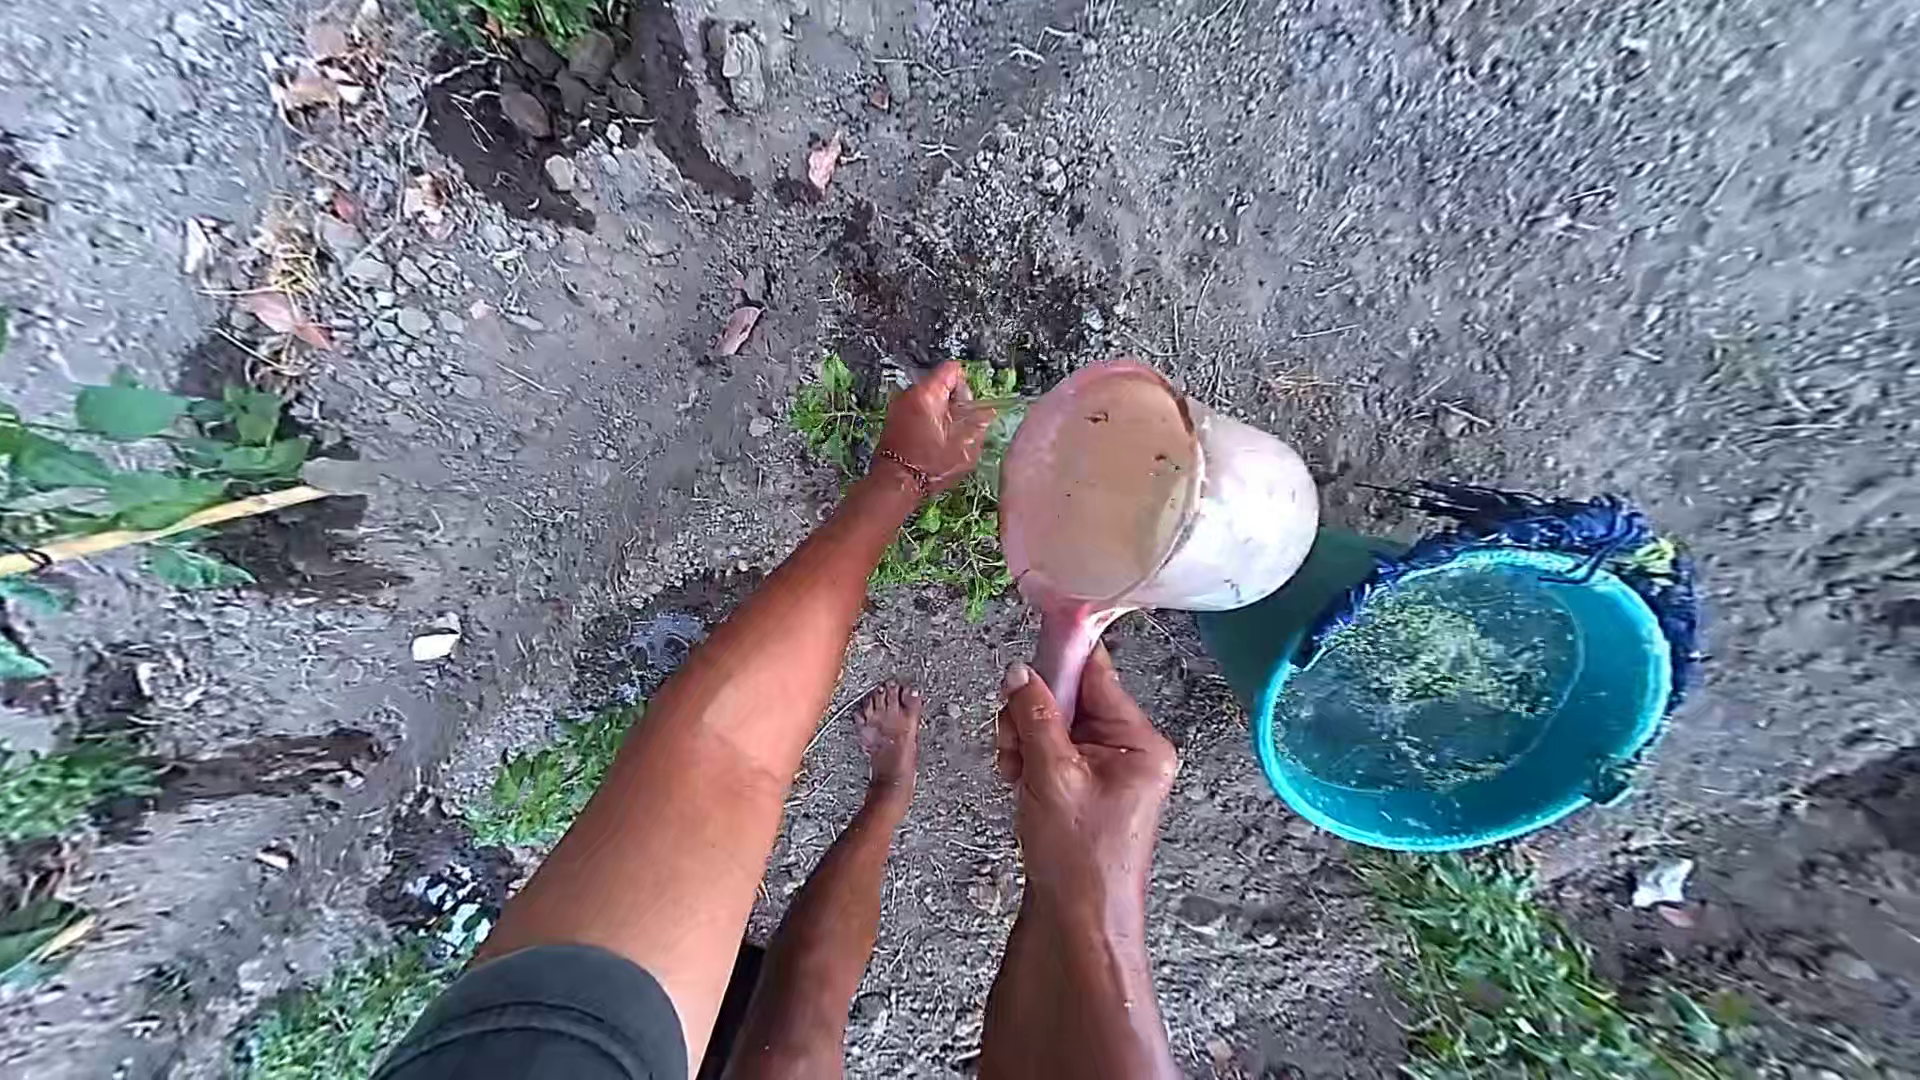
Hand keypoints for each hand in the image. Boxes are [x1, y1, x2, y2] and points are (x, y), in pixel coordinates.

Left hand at [873, 361, 993, 495]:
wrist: (896, 483)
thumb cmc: (929, 465)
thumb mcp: (964, 446)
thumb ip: (978, 425)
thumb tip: (987, 413)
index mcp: (928, 393)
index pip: (952, 370)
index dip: (965, 387)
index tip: (967, 409)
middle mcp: (910, 393)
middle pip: (940, 385)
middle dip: (953, 403)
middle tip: (958, 428)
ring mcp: (899, 406)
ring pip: (929, 400)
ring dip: (941, 414)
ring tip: (945, 438)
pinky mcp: (894, 420)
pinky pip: (917, 411)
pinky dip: (927, 422)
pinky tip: (931, 442)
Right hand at [995, 643, 1177, 918]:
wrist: (1077, 920)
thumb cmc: (1080, 858)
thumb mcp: (1052, 775)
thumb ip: (1034, 716)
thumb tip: (1019, 673)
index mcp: (1139, 742)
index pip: (1099, 677)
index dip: (1063, 659)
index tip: (1032, 645)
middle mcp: (1128, 748)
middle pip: (1071, 699)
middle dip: (1032, 711)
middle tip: (1011, 736)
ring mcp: (1106, 764)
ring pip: (1054, 721)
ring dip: (1024, 735)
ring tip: (1014, 766)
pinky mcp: (1085, 779)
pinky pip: (1052, 746)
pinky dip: (1028, 753)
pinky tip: (1017, 775)